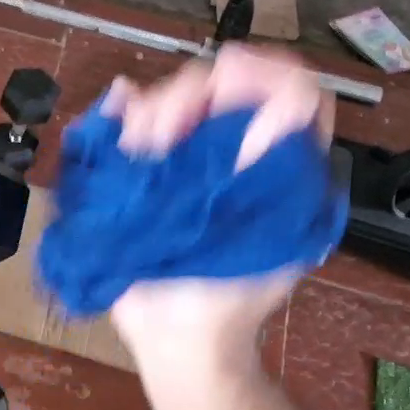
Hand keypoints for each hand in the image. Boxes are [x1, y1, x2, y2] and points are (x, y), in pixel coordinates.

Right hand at [102, 46, 333, 375]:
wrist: (173, 337)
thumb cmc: (227, 299)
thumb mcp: (271, 236)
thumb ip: (278, 170)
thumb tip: (284, 102)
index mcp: (276, 167)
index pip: (289, 93)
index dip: (262, 72)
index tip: (222, 75)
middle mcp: (233, 156)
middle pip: (221, 89)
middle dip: (187, 96)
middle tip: (158, 132)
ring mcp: (187, 164)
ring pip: (174, 104)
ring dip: (152, 111)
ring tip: (134, 144)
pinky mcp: (147, 177)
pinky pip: (135, 129)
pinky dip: (125, 118)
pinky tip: (120, 130)